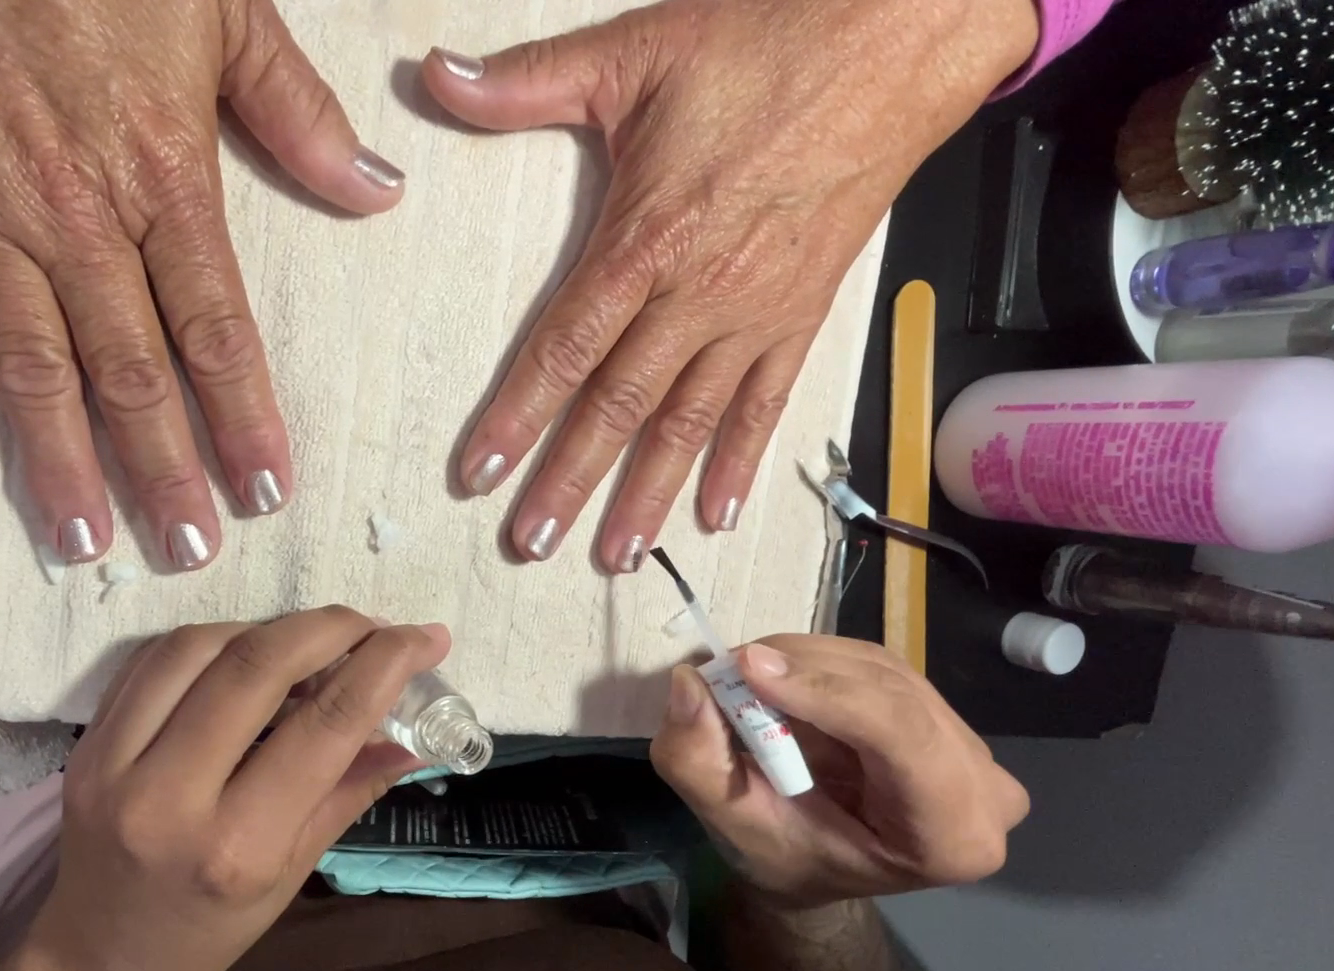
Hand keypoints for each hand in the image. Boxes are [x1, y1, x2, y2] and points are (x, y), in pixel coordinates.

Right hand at [0, 0, 405, 568]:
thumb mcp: (225, 7)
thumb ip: (300, 116)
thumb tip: (377, 193)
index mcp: (166, 181)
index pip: (219, 333)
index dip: (245, 421)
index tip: (266, 491)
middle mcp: (77, 219)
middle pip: (134, 376)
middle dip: (167, 472)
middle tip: (190, 552)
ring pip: (30, 367)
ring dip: (58, 465)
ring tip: (84, 543)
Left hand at [21, 608, 445, 970]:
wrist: (94, 959)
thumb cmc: (209, 932)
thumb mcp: (294, 872)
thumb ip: (352, 789)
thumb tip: (415, 734)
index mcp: (237, 847)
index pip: (325, 726)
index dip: (385, 665)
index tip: (425, 638)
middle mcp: (170, 796)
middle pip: (259, 666)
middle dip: (331, 627)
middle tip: (373, 626)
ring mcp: (114, 761)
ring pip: (203, 645)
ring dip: (271, 627)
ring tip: (312, 641)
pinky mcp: (88, 739)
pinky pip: (157, 656)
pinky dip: (215, 637)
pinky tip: (247, 650)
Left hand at [422, 0, 1037, 569]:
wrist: (896, 35)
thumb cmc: (764, 42)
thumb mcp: (632, 54)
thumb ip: (527, 84)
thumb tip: (436, 77)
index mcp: (644, 240)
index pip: (563, 350)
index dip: (517, 416)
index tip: (480, 474)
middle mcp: (696, 296)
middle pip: (618, 407)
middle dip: (570, 481)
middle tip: (532, 541)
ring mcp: (752, 316)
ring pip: (688, 426)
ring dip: (646, 496)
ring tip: (615, 556)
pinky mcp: (800, 320)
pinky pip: (764, 407)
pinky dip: (740, 464)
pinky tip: (717, 514)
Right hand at [652, 634, 1028, 906]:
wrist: (814, 866)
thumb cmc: (783, 859)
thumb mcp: (731, 824)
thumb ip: (698, 761)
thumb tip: (689, 683)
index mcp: (952, 837)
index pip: (902, 735)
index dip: (824, 690)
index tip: (746, 666)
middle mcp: (986, 790)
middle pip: (891, 692)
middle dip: (801, 668)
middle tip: (727, 668)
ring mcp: (970, 747)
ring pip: (880, 668)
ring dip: (802, 659)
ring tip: (745, 676)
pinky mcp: (940, 715)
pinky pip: (875, 664)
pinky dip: (815, 660)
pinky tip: (779, 677)